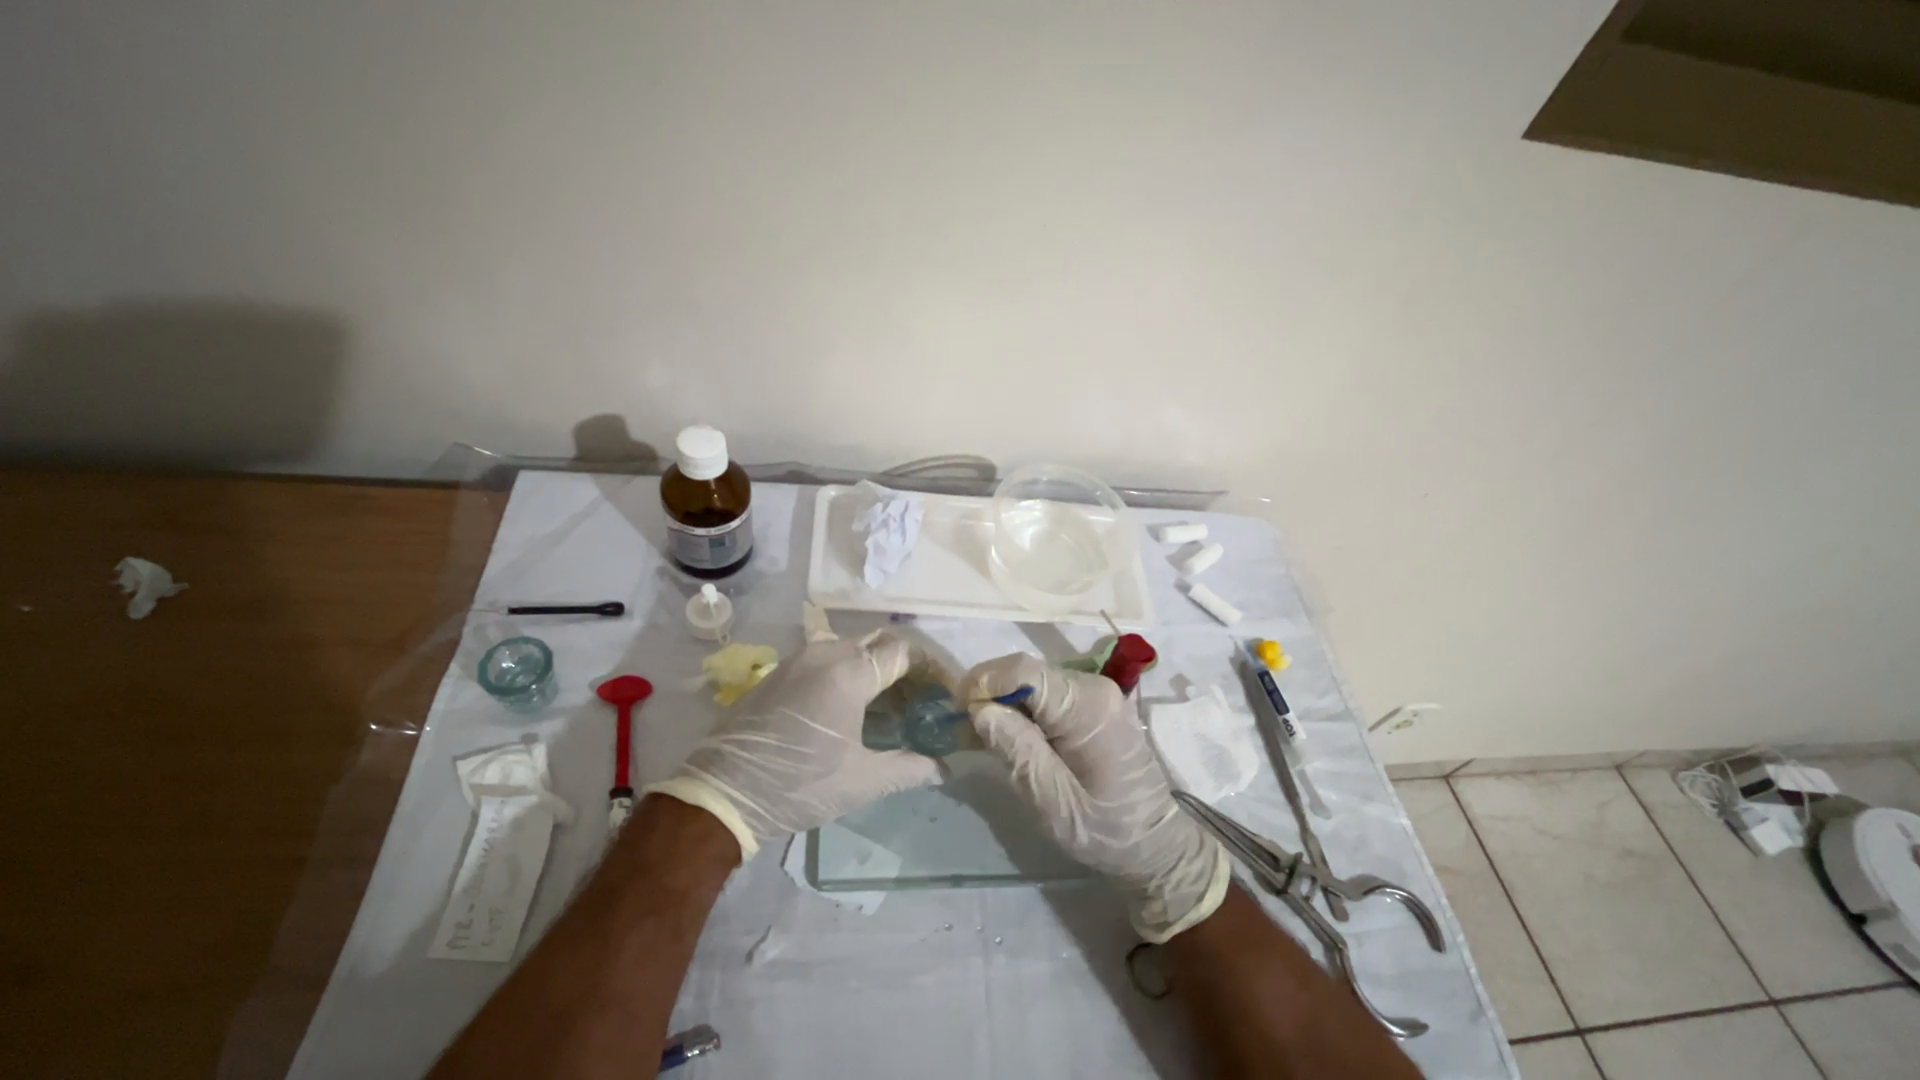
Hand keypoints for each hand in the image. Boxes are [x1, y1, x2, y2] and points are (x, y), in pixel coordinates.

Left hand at [646, 631, 940, 860]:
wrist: (722, 795)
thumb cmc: (799, 786)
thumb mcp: (862, 782)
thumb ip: (909, 768)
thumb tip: (943, 769)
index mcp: (848, 673)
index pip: (903, 651)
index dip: (930, 668)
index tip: (944, 691)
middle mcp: (823, 655)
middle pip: (877, 643)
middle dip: (904, 665)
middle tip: (921, 697)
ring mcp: (795, 661)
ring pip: (849, 649)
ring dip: (874, 668)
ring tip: (891, 704)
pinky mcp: (776, 674)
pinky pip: (823, 660)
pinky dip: (847, 673)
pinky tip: (853, 706)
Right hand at [962, 653, 1228, 942]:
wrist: (1154, 843)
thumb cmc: (1104, 829)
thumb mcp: (1052, 801)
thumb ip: (1017, 750)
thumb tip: (981, 709)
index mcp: (1087, 707)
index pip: (1022, 670)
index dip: (983, 682)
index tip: (959, 713)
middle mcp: (1096, 687)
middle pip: (1027, 672)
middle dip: (991, 694)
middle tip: (967, 732)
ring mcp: (1099, 693)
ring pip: (1034, 681)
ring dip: (1006, 703)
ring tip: (986, 739)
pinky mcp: (1096, 704)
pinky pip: (1050, 694)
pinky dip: (1025, 709)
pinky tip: (1014, 737)